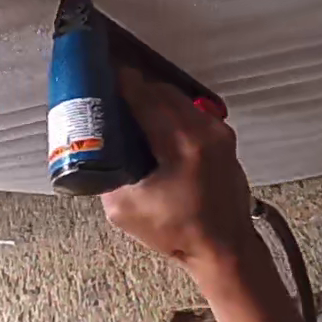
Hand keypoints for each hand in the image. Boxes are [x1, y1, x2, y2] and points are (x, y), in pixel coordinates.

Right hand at [102, 69, 256, 273]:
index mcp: (181, 145)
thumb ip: (107, 173)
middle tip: (111, 90)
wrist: (224, 249)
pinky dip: (171, 108)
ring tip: (130, 103)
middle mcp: (204, 131)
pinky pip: (192, 111)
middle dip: (136, 87)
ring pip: (179, 98)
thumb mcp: (124, 208)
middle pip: (163, 91)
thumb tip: (96, 150)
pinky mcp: (224, 138)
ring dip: (154, 96)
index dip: (122, 82)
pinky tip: (155, 120)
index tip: (103, 72)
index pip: (145, 98)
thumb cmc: (178, 233)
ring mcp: (219, 132)